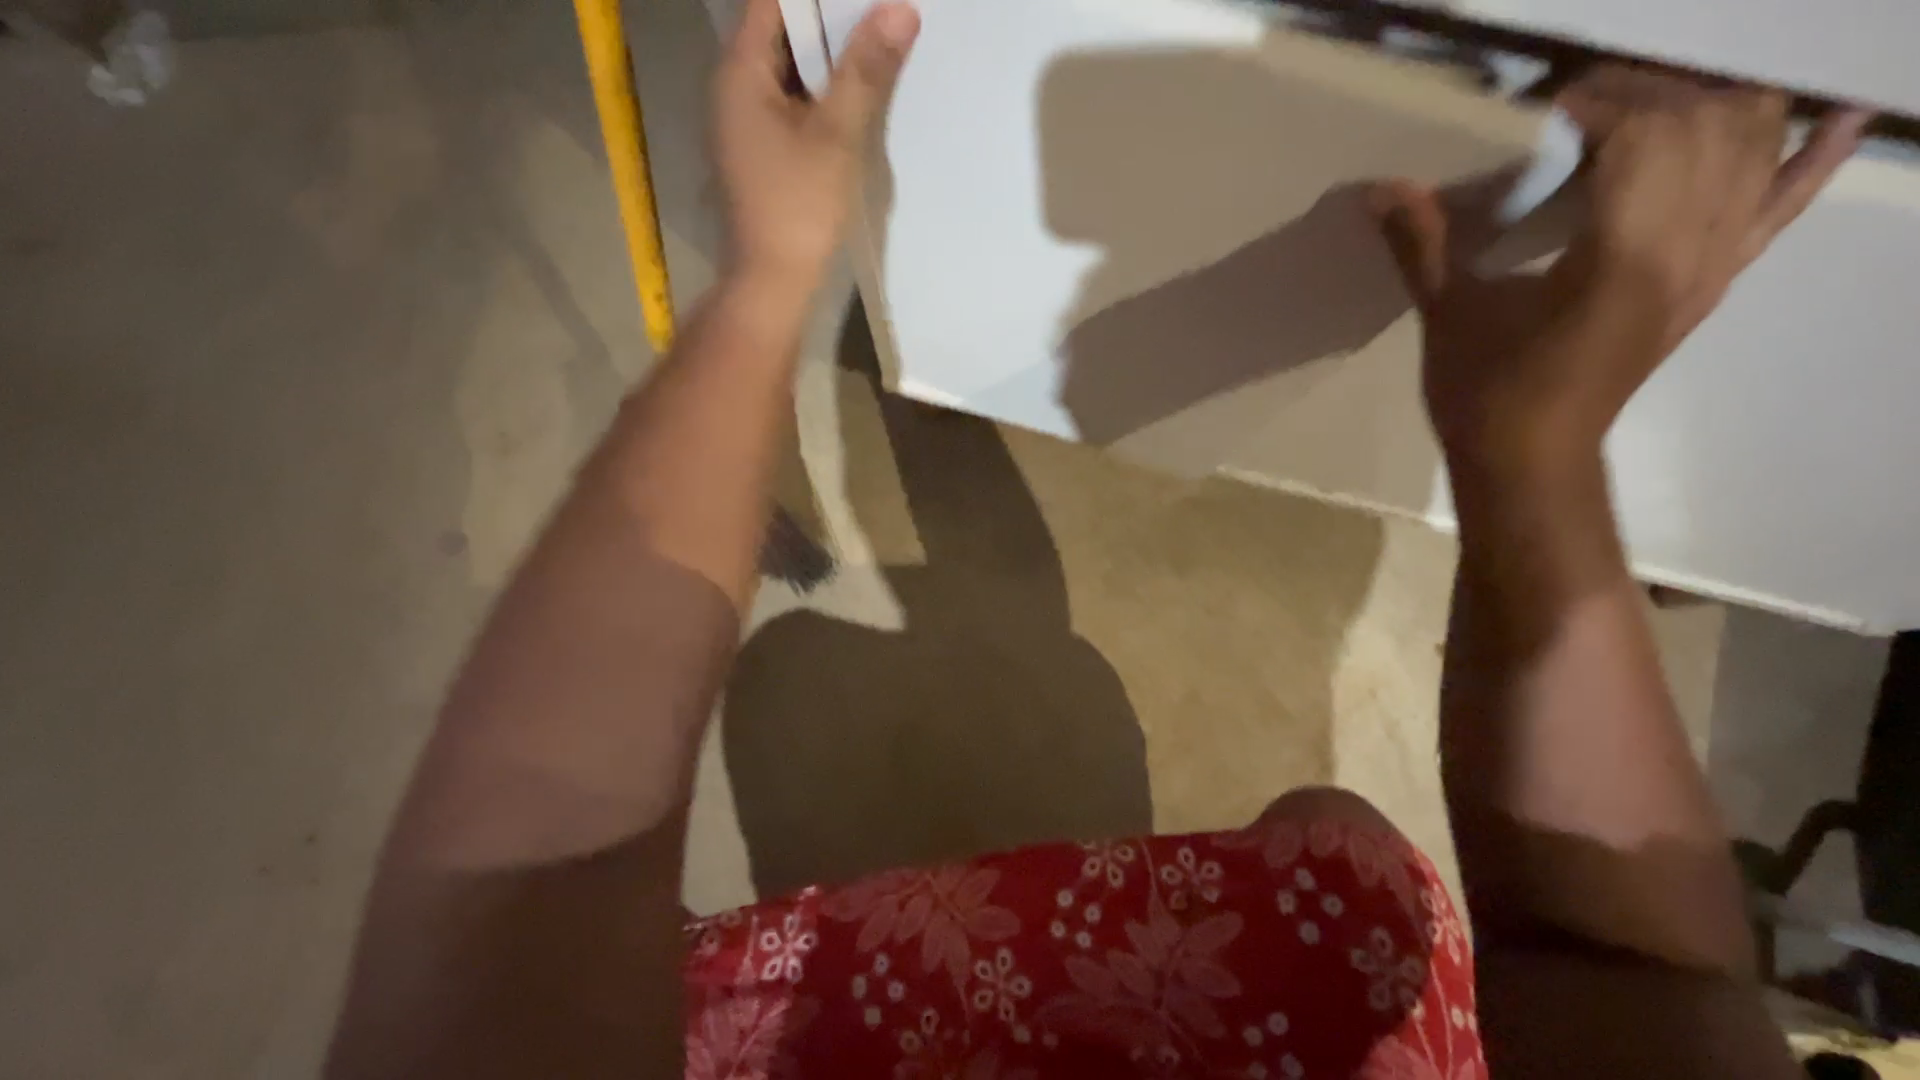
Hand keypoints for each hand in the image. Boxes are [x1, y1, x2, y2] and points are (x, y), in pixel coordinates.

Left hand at [712, 0, 919, 293]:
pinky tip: (860, 99)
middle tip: (882, 17)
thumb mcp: (837, 135)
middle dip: (833, 24)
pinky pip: (793, 106)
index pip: (773, 3)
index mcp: (740, 74)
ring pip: (791, 72)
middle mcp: (734, 91)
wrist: (772, 284)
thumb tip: (900, 9)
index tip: (864, 0)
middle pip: (782, 34)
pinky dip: (824, 97)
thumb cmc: (799, 207)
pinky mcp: (762, 154)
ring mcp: (746, 125)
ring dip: (832, 62)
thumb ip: (866, 71)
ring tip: (881, 49)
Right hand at [1376, 67, 1869, 470]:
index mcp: (1621, 256)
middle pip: (1707, 128)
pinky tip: (1839, 119)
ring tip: (1658, 99)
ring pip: (1753, 153)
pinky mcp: (1713, 284)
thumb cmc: (1486, 394)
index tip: (1542, 108)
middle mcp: (1687, 251)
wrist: (1531, 462)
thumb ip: (1422, 244)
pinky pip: (1780, 211)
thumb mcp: (1448, 315)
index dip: (1599, 102)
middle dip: (1648, 94)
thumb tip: (1380, 188)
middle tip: (1583, 105)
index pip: (1645, 135)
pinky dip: (1810, 161)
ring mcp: (1710, 267)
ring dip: (1715, 109)